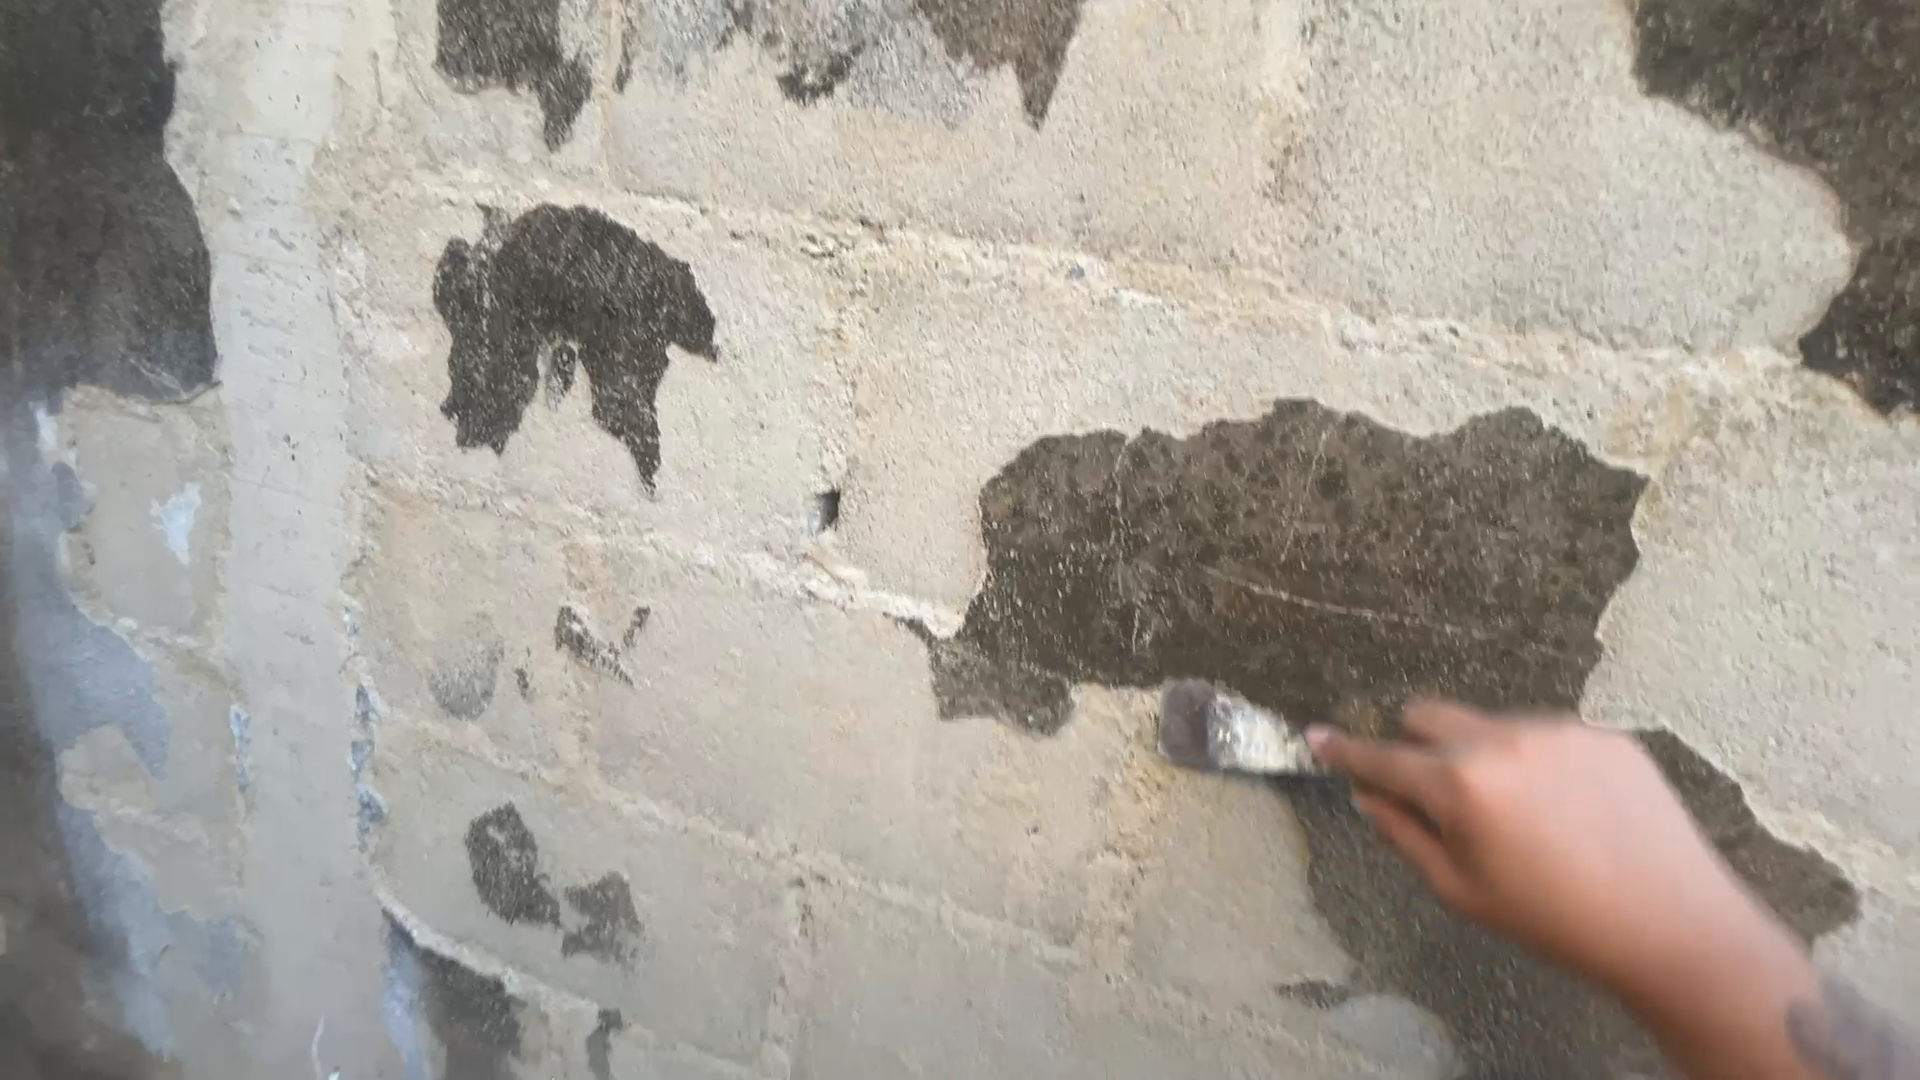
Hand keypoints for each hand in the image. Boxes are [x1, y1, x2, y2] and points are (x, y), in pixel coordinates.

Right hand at [1306, 701, 1776, 998]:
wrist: (1682, 933)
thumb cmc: (1554, 920)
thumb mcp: (1458, 889)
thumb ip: (1401, 832)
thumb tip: (1368, 795)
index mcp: (1460, 784)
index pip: (1380, 757)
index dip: (1343, 750)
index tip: (1316, 736)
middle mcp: (1500, 741)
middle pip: (1424, 714)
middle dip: (1418, 745)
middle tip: (1444, 791)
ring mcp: (1556, 731)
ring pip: (1484, 722)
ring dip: (1480, 752)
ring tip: (1526, 809)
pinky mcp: (1602, 734)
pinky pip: (1541, 732)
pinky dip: (1534, 759)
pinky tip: (1569, 803)